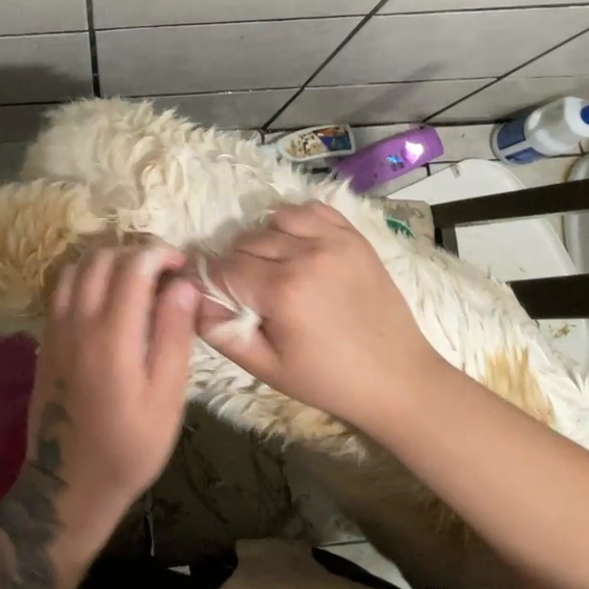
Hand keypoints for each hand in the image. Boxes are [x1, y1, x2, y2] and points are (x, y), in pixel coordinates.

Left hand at [25, 243, 199, 530]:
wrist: (70, 483)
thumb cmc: (130, 445)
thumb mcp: (167, 397)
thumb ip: (175, 334)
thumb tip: (184, 283)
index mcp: (113, 334)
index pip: (133, 265)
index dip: (160, 253)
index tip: (182, 264)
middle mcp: (79, 321)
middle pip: (102, 257)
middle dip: (136, 252)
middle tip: (163, 271)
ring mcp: (56, 328)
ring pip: (77, 267)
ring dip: (108, 260)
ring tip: (135, 280)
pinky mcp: (45, 339)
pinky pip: (62, 288)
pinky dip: (86, 276)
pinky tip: (107, 297)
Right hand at [197, 202, 445, 432]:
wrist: (397, 376)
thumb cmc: (328, 379)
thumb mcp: (267, 368)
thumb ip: (221, 333)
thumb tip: (191, 299)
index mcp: (283, 292)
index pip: (223, 267)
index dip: (212, 281)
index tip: (216, 295)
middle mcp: (306, 255)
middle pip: (245, 241)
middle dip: (236, 263)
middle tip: (248, 292)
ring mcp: (333, 240)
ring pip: (273, 220)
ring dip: (264, 240)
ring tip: (274, 268)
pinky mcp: (353, 236)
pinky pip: (309, 209)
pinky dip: (295, 221)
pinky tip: (298, 247)